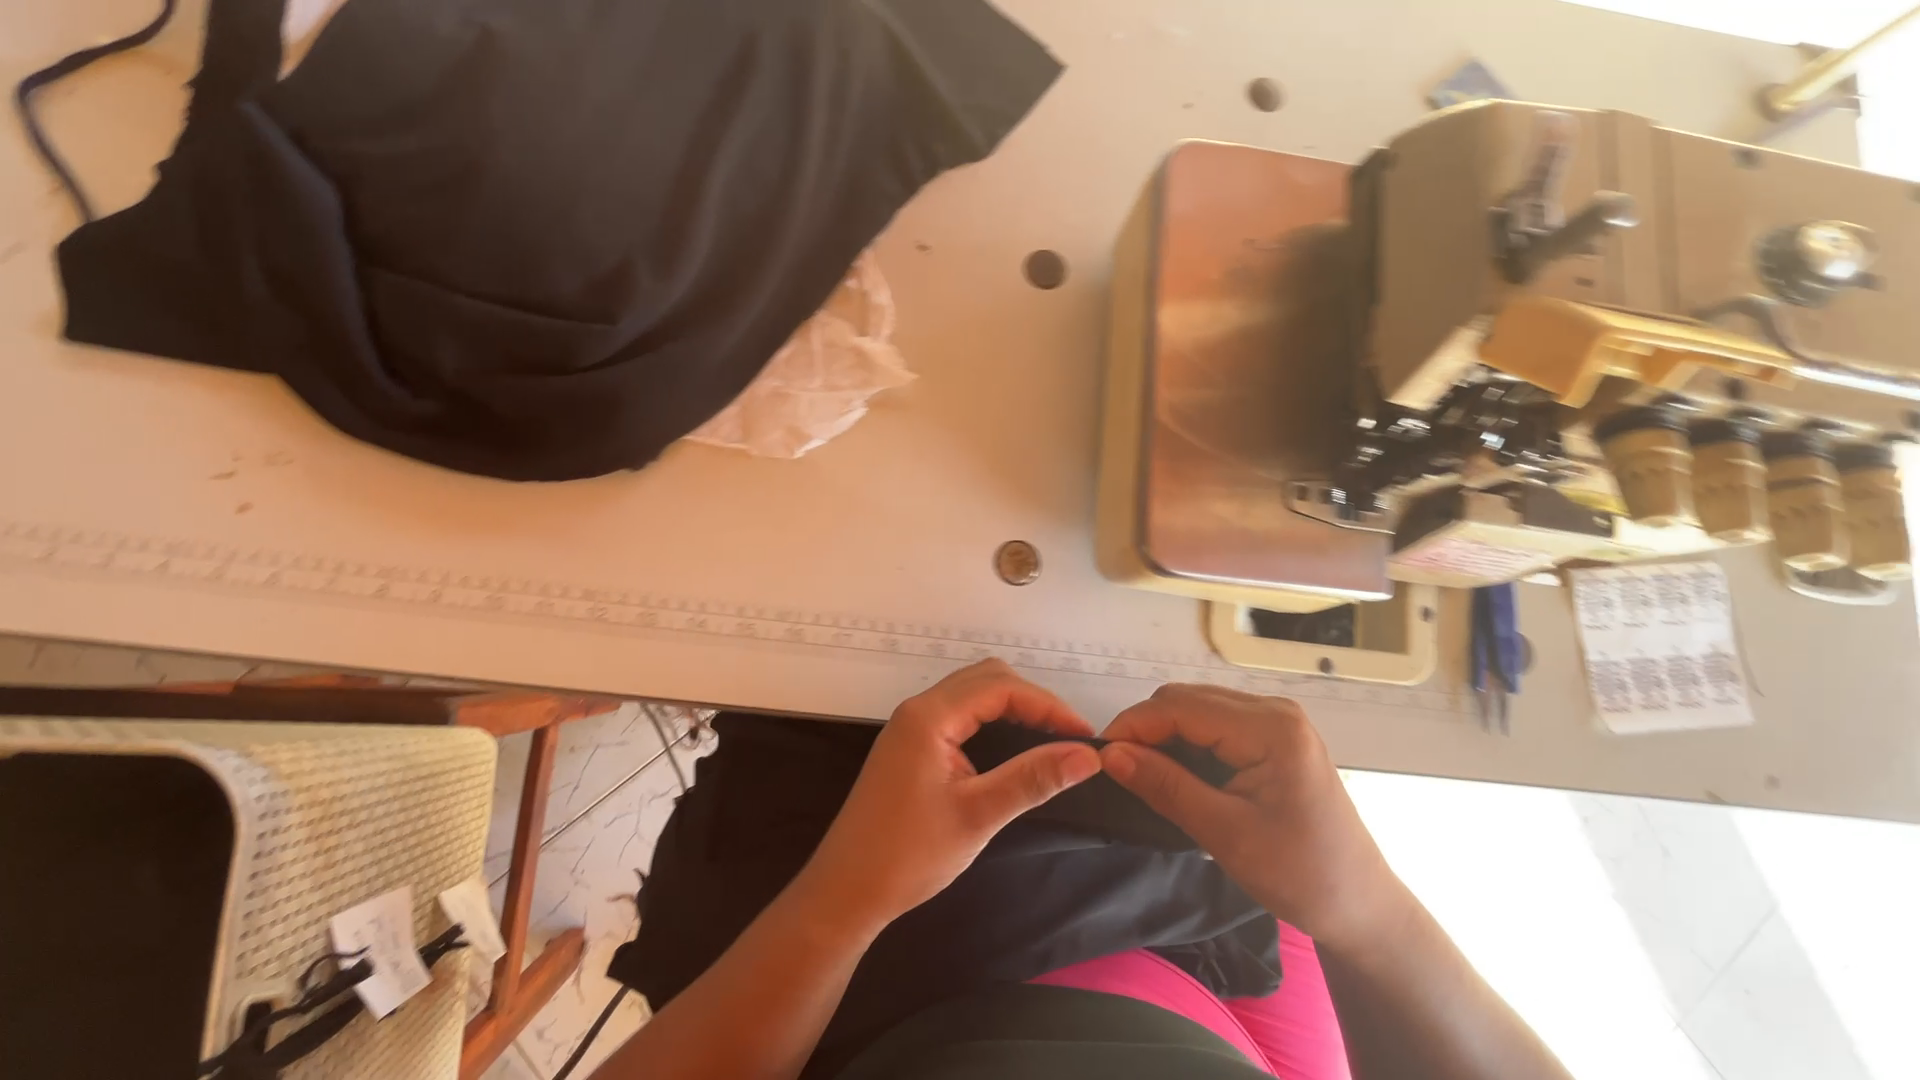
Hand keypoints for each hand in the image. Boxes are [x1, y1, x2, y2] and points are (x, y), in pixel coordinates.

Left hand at [794, 660, 1102, 932]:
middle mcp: (918, 710)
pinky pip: (958, 714)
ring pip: (971, 694)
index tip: (1085, 736)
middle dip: (1032, 700)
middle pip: (986, 679)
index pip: (1001, 687)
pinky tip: (1010, 746)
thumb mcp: (979, 815)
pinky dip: (991, 719)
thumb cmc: (910, 854)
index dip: (1049, 706)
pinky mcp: (909, 746)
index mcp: (930, 716)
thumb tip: (1088, 756)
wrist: (846, 890)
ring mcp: (910, 726)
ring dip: (1012, 706)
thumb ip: (1033, 778)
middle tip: (1068, 737)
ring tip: (1048, 738)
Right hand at [1099, 684, 1410, 954]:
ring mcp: (1277, 722)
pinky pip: (1214, 726)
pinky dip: (1187, 745)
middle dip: (1146, 730)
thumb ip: (1166, 787)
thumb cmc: (1300, 875)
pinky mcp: (1274, 738)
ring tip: (1144, 778)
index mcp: (1271, 728)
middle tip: (1119, 774)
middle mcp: (1274, 711)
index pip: (1180, 707)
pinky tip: (1178, 777)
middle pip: (1186, 701)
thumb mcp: (1225, 834)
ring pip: (1196, 710)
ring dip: (1164, 737)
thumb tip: (1110, 754)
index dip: (1134, 726)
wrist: (1361, 906)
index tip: (1100, 761)